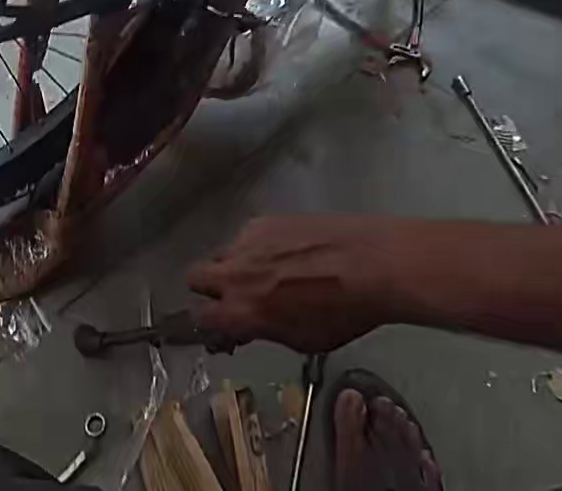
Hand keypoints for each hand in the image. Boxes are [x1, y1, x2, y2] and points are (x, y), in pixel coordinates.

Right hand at [187, 216, 406, 352]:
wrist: (368, 263)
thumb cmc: (342, 313)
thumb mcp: (302, 340)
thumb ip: (264, 329)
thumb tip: (250, 324)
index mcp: (242, 311)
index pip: (199, 317)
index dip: (207, 322)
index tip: (220, 324)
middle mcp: (235, 273)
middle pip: (194, 276)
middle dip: (207, 288)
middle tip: (231, 295)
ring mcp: (247, 241)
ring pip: (222, 253)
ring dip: (234, 265)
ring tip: (267, 271)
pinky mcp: (263, 220)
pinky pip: (247, 236)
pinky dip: (257, 246)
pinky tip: (286, 251)